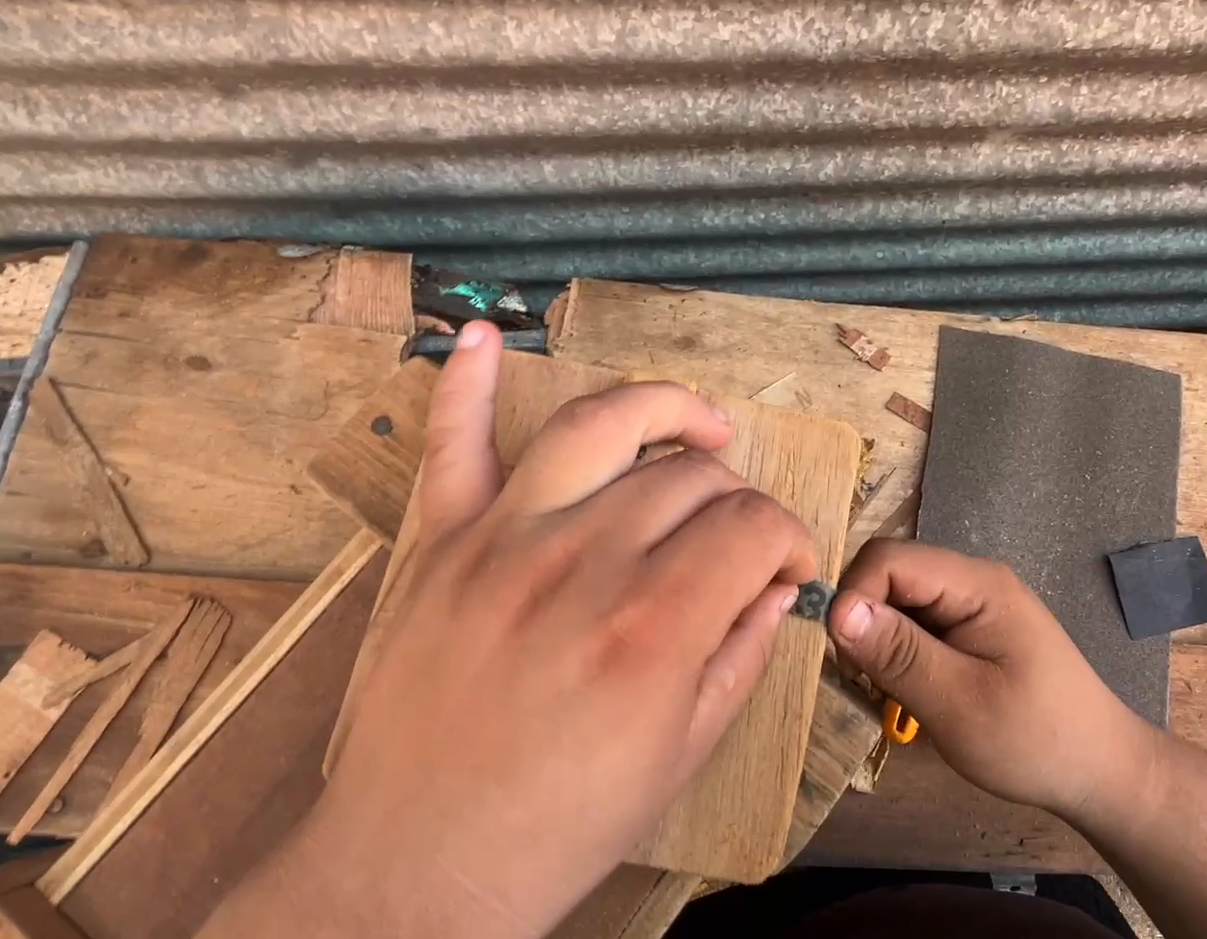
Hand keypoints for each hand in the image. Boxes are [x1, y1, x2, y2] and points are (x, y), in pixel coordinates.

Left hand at [239, 323, 817, 937]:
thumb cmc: (562, 823)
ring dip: (663, 408)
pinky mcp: (440, 545)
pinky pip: (454, 443)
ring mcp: (504, 541)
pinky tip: (484, 338)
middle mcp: (583, 563)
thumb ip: (744, 650)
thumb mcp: (685, 750)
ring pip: (602, 425)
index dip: (789, 538)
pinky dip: (467, 385)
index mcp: (655, 625)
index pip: (754, 524)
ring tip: (697, 423)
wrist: (417, 867)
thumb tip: (776, 585)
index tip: (787, 565)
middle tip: (739, 534)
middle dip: (738, 497)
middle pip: (691, 475)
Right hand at [825, 539, 1153, 820]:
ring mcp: (973, 604)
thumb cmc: (1036, 740)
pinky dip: (898, 654)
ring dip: (879, 641)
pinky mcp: (970, 629)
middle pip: (891, 575)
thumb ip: (899, 654)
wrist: (1099, 771)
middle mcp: (972, 580)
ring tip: (888, 693)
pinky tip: (909, 691)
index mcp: (977, 583)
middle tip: (864, 681)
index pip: (889, 559)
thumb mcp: (960, 704)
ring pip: (898, 601)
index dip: (853, 596)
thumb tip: (836, 609)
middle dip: (863, 620)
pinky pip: (916, 624)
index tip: (843, 656)